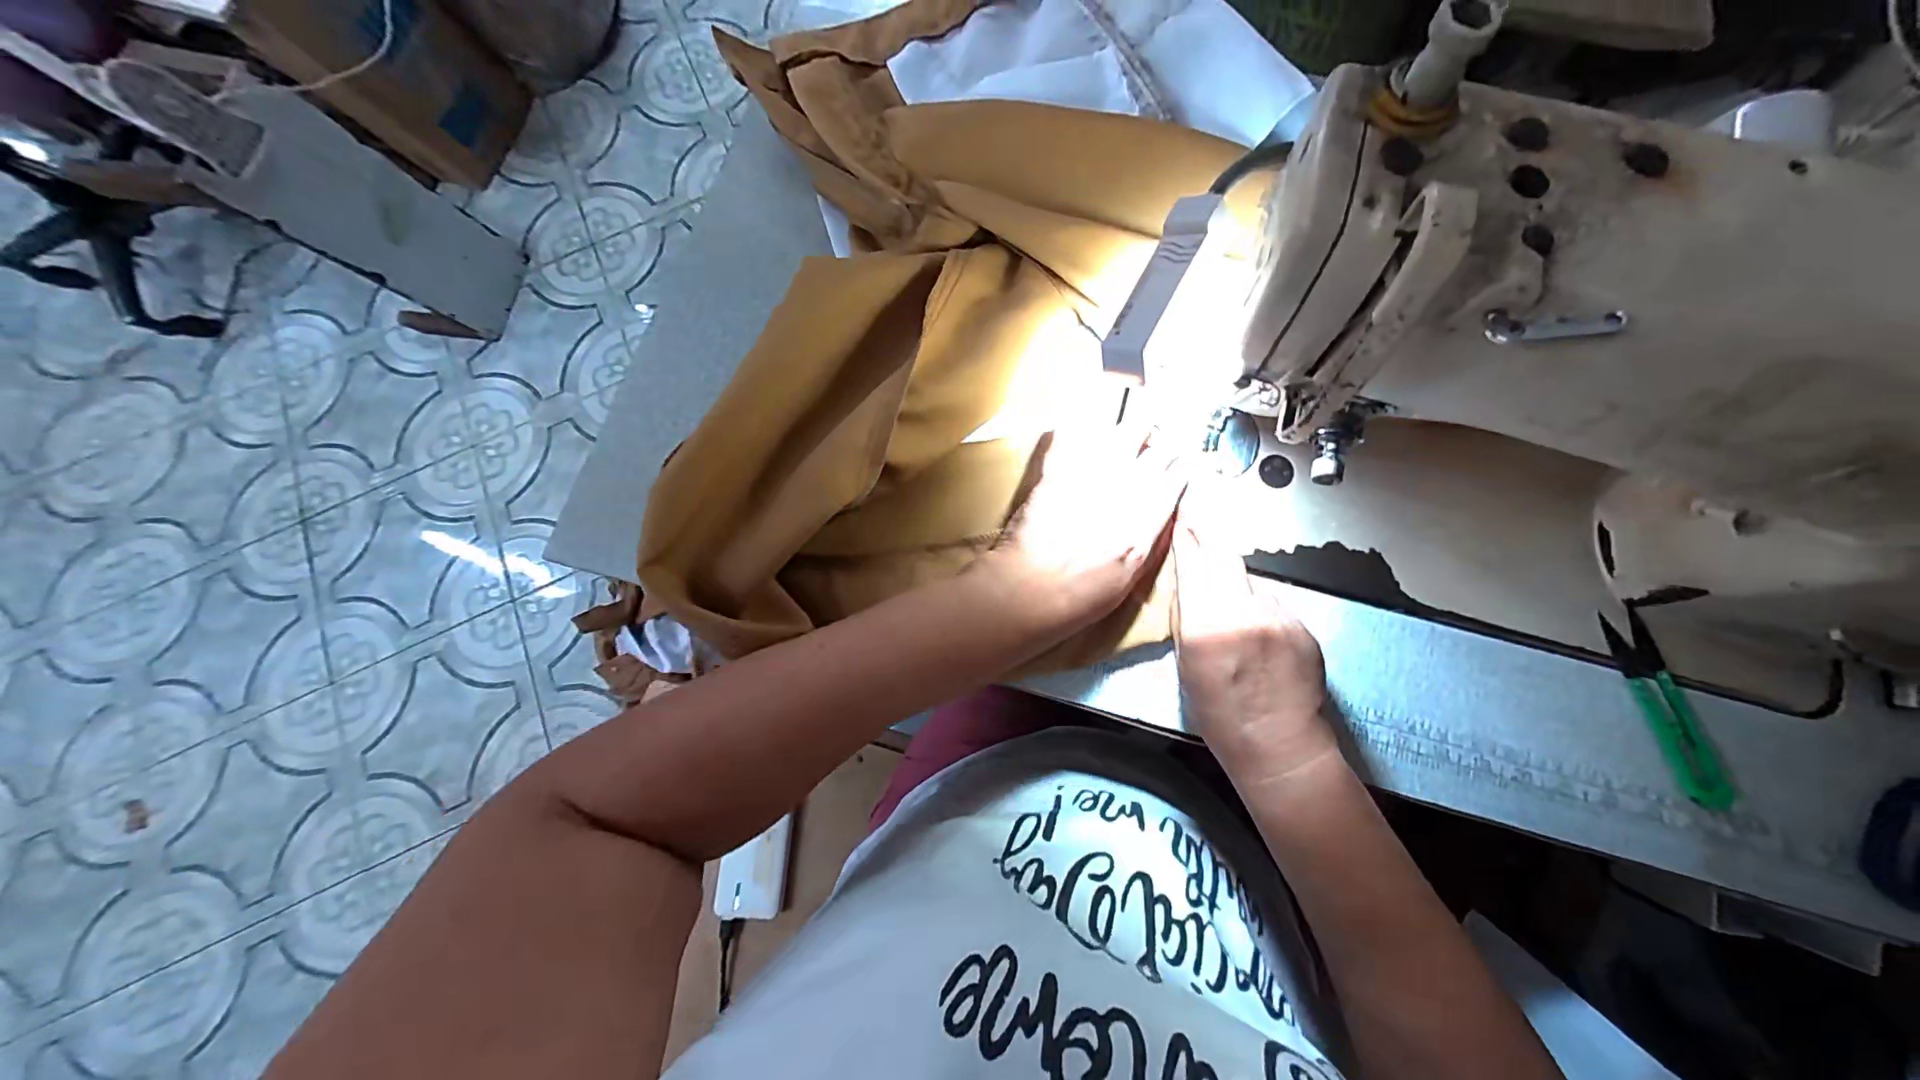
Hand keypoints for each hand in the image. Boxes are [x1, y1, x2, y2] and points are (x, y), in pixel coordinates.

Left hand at [973, 424, 1184, 637]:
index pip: (1175, 478)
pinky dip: (1079, 426)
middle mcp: (1126, 490)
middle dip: (1159, 444)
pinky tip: (1081, 424)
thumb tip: (1161, 517)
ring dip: (1130, 429)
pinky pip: (1073, 434)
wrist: (1029, 588)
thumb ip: (1148, 541)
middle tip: (1154, 442)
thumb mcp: (1129, 579)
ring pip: (1124, 431)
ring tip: (1128, 430)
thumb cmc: (1079, 597)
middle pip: (1156, 450)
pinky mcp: (1057, 469)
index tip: (1177, 464)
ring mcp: (1091, 475)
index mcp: (1146, 521)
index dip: (1178, 468)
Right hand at [1172, 492, 1337, 786]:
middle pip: (1225, 555)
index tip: (1181, 513)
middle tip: (1197, 522)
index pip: (1194, 562)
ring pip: (1249, 580)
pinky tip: (1256, 634)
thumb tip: (1187, 584)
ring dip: (1235, 583)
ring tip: (1229, 613)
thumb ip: (1185, 618)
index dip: (1186, 533)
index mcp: (1207, 624)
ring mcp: (1278, 615)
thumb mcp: (1185, 665)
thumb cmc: (1221, 714)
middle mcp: (1244, 611)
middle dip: (1209, 536)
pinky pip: (1272, 601)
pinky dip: (1259, 607)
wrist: (1279, 743)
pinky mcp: (1301, 623)